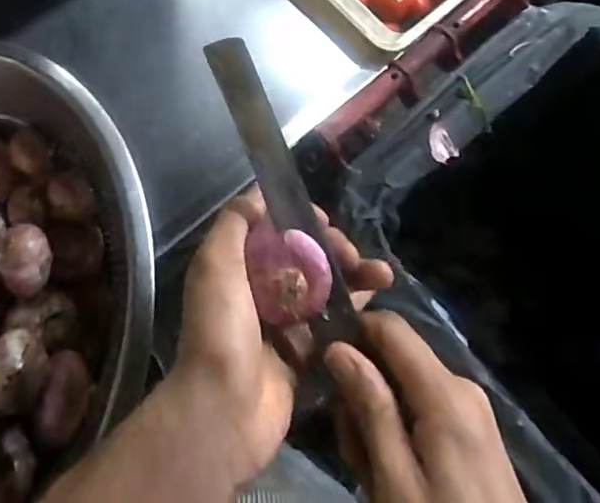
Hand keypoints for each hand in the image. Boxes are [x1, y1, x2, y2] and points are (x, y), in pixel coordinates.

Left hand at [164, 188, 393, 488]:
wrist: (224, 408)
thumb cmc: (220, 327)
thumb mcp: (216, 264)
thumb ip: (235, 224)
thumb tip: (258, 192)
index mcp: (235, 266)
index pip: (272, 233)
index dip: (299, 221)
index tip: (324, 219)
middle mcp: (257, 290)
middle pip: (301, 260)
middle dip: (331, 250)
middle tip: (354, 254)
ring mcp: (281, 325)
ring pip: (322, 291)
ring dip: (352, 278)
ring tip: (383, 273)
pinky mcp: (304, 357)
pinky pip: (332, 327)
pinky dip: (355, 314)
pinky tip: (378, 304)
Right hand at [326, 311, 526, 502]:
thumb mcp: (396, 483)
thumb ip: (370, 409)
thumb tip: (338, 346)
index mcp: (445, 393)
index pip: (389, 326)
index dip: (352, 333)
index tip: (323, 366)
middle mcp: (462, 388)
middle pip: (393, 358)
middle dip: (362, 390)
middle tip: (350, 446)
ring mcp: (473, 413)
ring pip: (403, 386)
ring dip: (377, 418)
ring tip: (369, 473)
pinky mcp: (475, 435)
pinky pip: (422, 409)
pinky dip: (400, 432)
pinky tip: (393, 475)